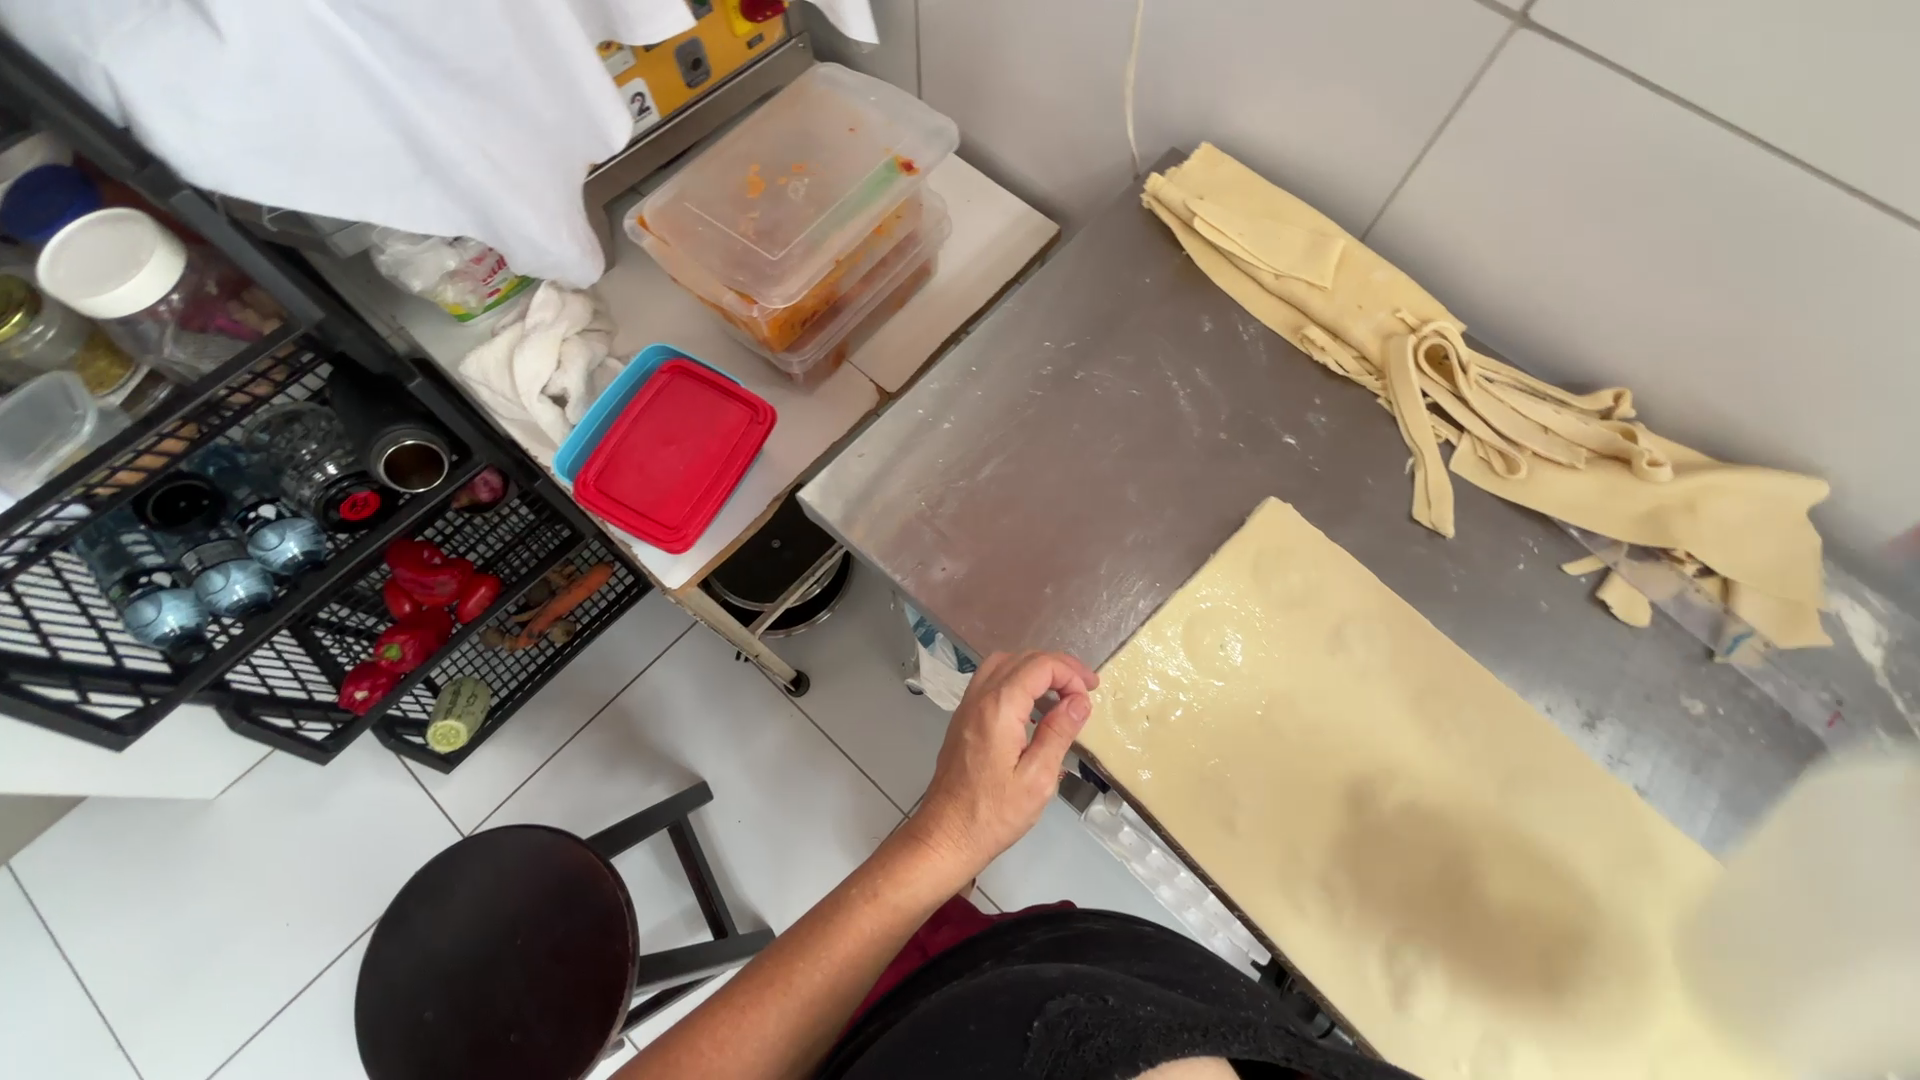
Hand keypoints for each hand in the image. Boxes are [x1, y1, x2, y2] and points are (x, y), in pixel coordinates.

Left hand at [900, 650, 1098, 882]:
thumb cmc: (994, 814)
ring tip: (1062, 694)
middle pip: (1021, 658)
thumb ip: (1059, 733)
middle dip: (1057, 667)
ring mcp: (966, 708)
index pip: (1040, 666)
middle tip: (1084, 688)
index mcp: (999, 708)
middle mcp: (979, 698)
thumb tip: (1080, 700)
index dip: (1070, 672)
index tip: (1090, 694)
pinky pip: (991, 683)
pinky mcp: (963, 721)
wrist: (946, 835)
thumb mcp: (1037, 778)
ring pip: (1002, 666)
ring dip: (1035, 671)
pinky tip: (1035, 709)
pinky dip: (1017, 682)